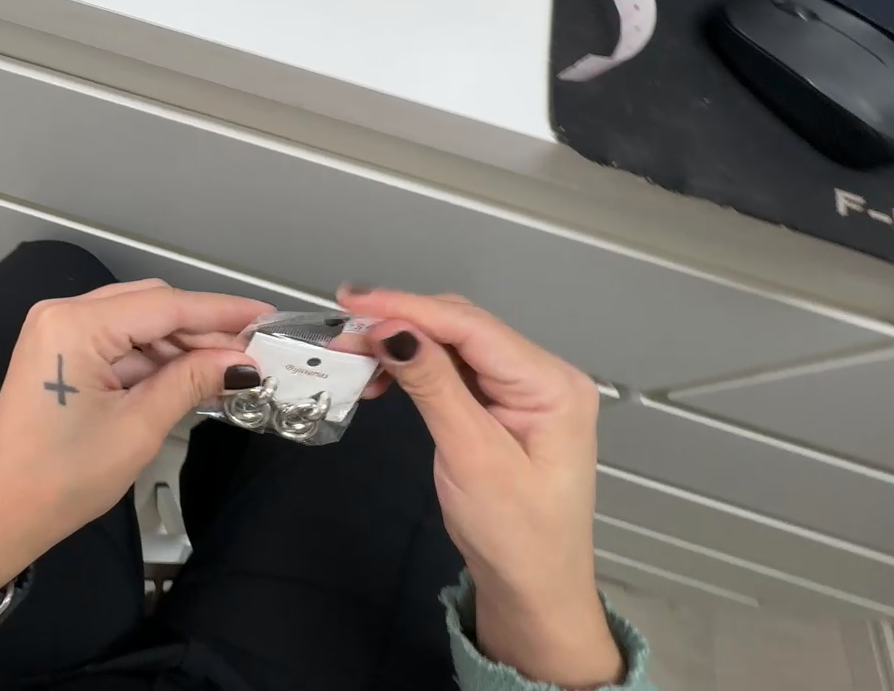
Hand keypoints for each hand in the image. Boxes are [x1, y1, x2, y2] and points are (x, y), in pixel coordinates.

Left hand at [0, 280, 269, 671]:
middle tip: (252, 352)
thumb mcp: (137, 429)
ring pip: (136, 322)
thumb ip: (190, 382)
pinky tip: (189, 374)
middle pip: (150, 306)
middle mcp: (62, 313)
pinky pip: (118, 342)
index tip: (266, 316)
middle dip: (202, 328)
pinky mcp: (60, 351)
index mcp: (74, 324)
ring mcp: (58, 330)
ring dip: (180, 344)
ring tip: (228, 368)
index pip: (164, 306)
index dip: (220, 311)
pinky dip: (153, 357)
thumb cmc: (60, 479)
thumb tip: (240, 361)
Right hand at [337, 287, 622, 688]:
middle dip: (398, 321)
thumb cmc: (513, 532)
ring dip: (399, 342)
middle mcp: (539, 373)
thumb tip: (388, 328)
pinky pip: (447, 365)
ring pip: (447, 342)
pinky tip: (380, 375)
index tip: (351, 301)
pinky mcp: (497, 400)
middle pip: (458, 326)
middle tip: (343, 332)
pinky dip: (409, 364)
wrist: (533, 591)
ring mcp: (519, 386)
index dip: (407, 307)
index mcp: (550, 383)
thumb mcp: (470, 455)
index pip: (469, 325)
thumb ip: (432, 383)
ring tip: (352, 353)